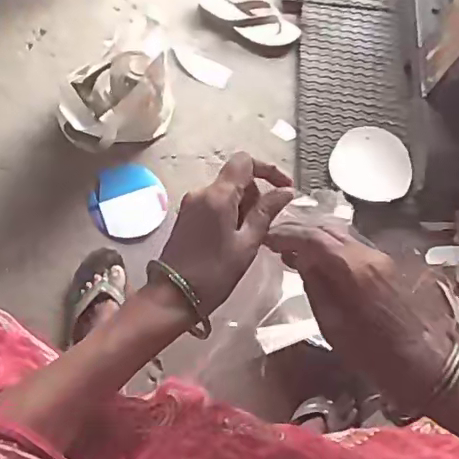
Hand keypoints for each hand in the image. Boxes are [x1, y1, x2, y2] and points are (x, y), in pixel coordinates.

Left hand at [155, 153, 293, 316]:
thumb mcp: (247, 244)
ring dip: (243, 207)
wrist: (172, 297)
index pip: (245, 161)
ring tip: (248, 239)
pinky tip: (233, 240)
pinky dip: (229, 215)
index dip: (269, 170)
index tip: (284, 189)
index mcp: (218, 195)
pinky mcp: (186, 217)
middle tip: (264, 227)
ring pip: (226, 193)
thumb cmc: (214, 273)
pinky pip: (214, 205)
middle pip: (236, 179)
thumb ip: (266, 213)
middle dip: (256, 195)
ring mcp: (190, 204)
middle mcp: (201, 192)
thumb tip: (285, 192)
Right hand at [263, 220, 458, 410]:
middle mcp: (369, 254)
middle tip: (276, 243)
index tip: (266, 240)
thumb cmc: (377, 356)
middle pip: (328, 228)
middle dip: (299, 232)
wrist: (429, 366)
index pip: (311, 236)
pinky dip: (334, 249)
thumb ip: (315, 287)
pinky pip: (355, 248)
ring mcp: (383, 258)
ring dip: (317, 239)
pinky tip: (322, 263)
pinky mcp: (390, 268)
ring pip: (343, 236)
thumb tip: (301, 261)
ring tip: (295, 253)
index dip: (285, 235)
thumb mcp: (333, 327)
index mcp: (352, 267)